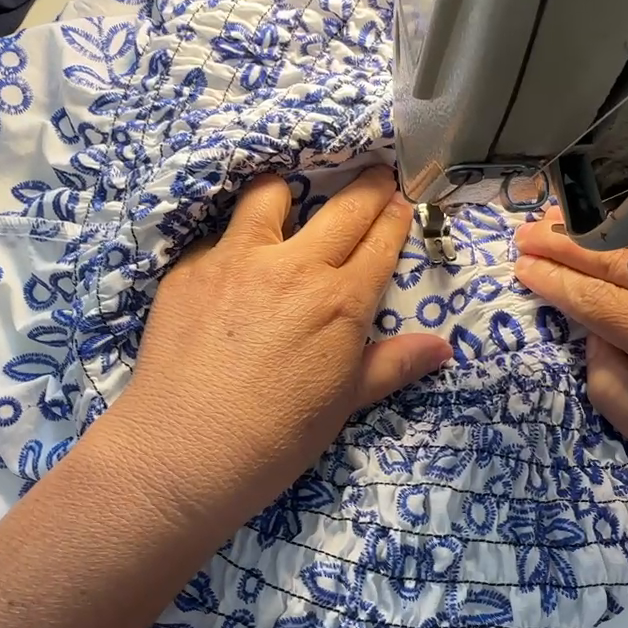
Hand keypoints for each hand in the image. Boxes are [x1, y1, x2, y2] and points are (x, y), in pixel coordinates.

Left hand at [112, 167, 451, 513]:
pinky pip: (217, 237)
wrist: (184, 453)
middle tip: (374, 174)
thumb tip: (443, 348)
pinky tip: (228, 270)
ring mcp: (235, 260)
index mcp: (339, 301)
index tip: (401, 198)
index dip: (395, 216)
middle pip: (343, 207)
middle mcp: (292, 267)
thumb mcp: (343, 404)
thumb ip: (391, 365)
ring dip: (288, 193)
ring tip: (288, 204)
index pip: (379, 241)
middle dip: (368, 185)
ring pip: (270, 194)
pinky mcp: (189, 268)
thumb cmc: (276, 439)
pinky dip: (231, 243)